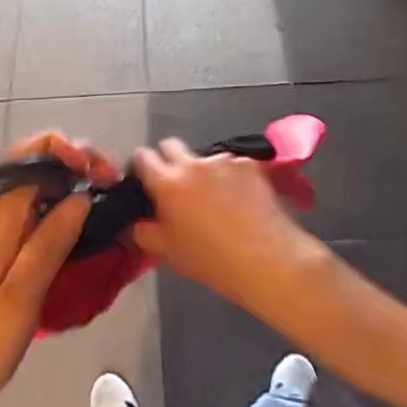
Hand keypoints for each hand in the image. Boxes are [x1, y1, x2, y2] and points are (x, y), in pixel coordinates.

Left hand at [0, 139, 98, 406]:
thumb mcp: (22, 295)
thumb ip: (49, 242)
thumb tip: (81, 195)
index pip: (27, 158)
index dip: (63, 149)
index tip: (96, 168)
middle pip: (35, 166)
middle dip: (74, 160)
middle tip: (111, 179)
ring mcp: (3, 233)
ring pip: (39, 187)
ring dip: (72, 180)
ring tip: (107, 192)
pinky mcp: (9, 251)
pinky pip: (39, 211)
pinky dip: (65, 204)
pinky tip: (87, 219)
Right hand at [130, 138, 322, 309]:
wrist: (268, 260)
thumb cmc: (213, 261)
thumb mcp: (168, 253)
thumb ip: (145, 233)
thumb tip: (137, 223)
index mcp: (167, 184)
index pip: (142, 156)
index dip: (140, 165)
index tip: (145, 179)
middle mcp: (192, 165)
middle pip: (171, 145)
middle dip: (169, 159)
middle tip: (178, 186)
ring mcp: (223, 162)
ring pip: (204, 157)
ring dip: (204, 171)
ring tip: (217, 198)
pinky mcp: (250, 164)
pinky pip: (232, 165)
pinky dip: (232, 177)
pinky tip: (241, 199)